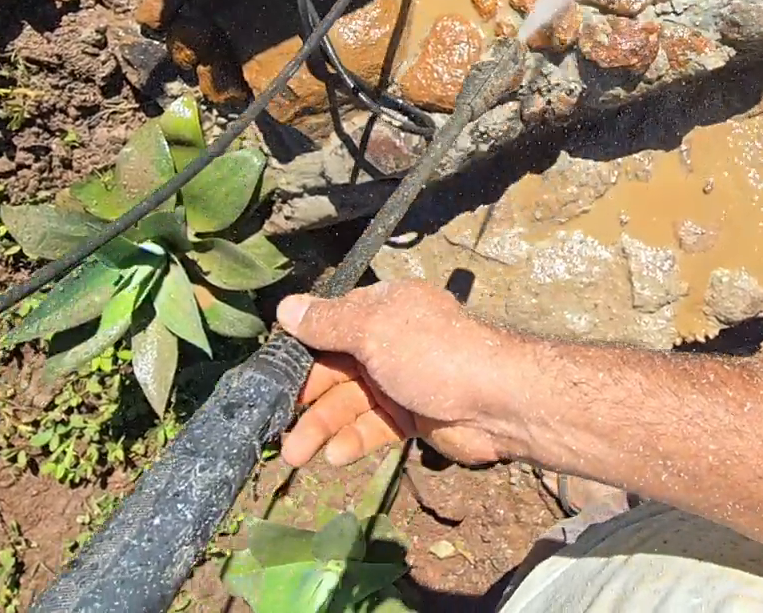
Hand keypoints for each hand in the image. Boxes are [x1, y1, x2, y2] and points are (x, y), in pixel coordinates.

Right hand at [276, 280, 524, 467]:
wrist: (494, 400)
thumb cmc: (432, 353)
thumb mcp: (374, 330)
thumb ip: (329, 322)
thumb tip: (287, 306)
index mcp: (383, 309)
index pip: (330, 323)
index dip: (300, 348)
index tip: (268, 374)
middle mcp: (389, 341)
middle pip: (335, 368)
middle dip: (305, 397)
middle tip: (273, 427)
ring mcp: (400, 380)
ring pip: (349, 402)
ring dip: (321, 427)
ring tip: (295, 454)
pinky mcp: (411, 415)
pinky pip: (373, 427)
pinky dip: (353, 440)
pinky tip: (336, 455)